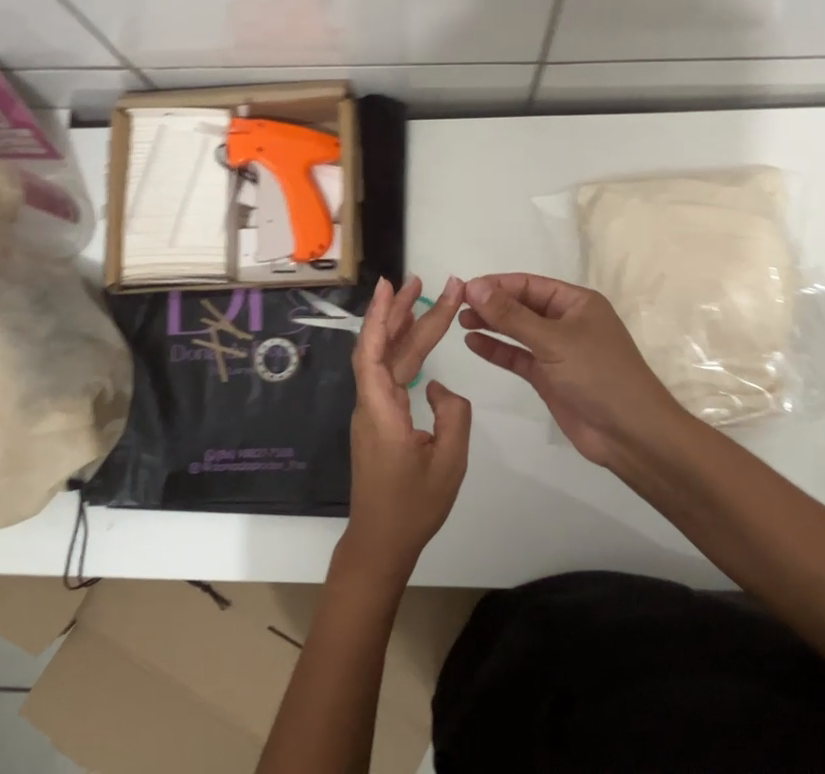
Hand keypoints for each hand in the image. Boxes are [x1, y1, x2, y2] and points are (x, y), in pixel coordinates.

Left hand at [342, 276, 471, 572]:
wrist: (381, 541)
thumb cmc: (414, 506)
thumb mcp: (449, 462)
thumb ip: (453, 415)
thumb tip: (440, 388)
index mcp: (382, 411)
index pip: (375, 352)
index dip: (381, 316)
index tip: (392, 286)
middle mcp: (371, 405)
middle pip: (383, 348)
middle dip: (403, 313)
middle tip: (425, 281)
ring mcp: (373, 414)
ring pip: (385, 361)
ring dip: (402, 329)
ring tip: (422, 298)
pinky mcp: (379, 423)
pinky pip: (388, 378)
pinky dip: (403, 354)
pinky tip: (416, 343)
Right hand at [460, 273, 679, 465]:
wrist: (628, 432)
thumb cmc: (598, 374)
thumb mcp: (553, 340)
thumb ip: (511, 315)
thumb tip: (474, 287)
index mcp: (577, 303)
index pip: (530, 284)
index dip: (497, 284)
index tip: (463, 288)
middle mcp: (567, 322)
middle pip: (522, 305)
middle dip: (491, 304)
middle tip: (455, 306)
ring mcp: (557, 350)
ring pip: (518, 331)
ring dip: (491, 325)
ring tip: (459, 322)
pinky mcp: (548, 377)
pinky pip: (518, 357)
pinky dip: (497, 350)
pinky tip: (473, 343)